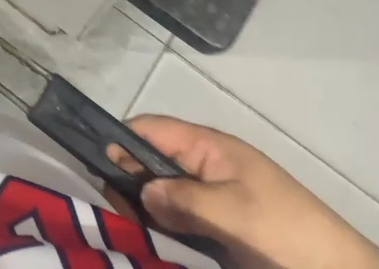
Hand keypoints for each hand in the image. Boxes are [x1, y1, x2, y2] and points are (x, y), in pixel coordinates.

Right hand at [114, 116, 378, 268]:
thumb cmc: (286, 234)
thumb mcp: (232, 213)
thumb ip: (182, 199)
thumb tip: (140, 190)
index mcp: (210, 148)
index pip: (151, 129)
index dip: (120, 141)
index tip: (92, 167)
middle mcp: (208, 168)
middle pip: (151, 164)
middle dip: (127, 183)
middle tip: (108, 214)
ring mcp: (214, 201)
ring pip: (163, 198)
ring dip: (143, 214)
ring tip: (122, 234)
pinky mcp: (220, 232)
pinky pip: (179, 224)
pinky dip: (163, 233)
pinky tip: (148, 249)